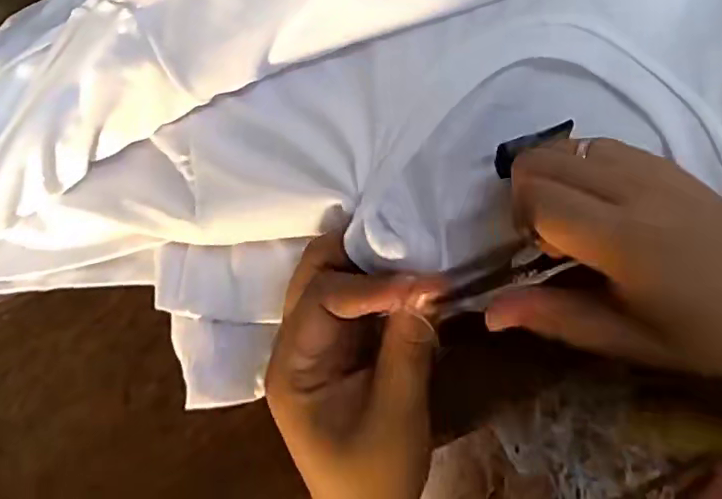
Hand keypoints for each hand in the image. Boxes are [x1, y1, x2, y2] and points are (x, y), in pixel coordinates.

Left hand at [266, 231, 445, 498]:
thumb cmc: (376, 474)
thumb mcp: (398, 414)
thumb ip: (408, 345)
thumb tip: (428, 285)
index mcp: (293, 364)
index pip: (323, 298)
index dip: (370, 284)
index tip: (420, 283)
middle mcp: (296, 341)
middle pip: (315, 271)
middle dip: (358, 252)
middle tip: (408, 247)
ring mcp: (317, 337)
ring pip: (331, 272)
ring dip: (368, 259)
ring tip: (410, 255)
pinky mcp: (341, 340)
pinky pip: (352, 290)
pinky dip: (378, 277)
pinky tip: (407, 274)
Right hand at [485, 136, 721, 384]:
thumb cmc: (709, 336)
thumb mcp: (631, 340)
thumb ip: (557, 317)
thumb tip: (490, 311)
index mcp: (621, 239)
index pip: (537, 197)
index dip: (522, 221)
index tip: (543, 254)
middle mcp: (630, 188)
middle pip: (541, 160)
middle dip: (528, 194)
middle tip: (556, 238)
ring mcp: (649, 167)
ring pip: (568, 145)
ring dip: (555, 176)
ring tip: (580, 218)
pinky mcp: (664, 160)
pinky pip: (601, 144)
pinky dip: (584, 164)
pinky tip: (607, 201)